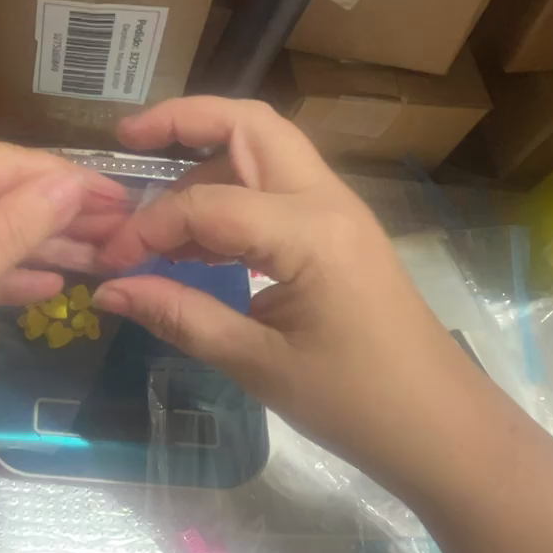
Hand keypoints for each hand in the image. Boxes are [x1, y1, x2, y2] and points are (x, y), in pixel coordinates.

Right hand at [92, 97, 512, 497]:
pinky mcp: (338, 231)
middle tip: (128, 140)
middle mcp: (326, 201)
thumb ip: (179, 315)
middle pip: (249, 124)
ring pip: (265, 147)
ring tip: (154, 201)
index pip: (205, 204)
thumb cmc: (357, 404)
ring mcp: (337, 211)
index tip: (108, 262)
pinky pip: (275, 188)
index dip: (146, 228)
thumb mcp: (257, 363)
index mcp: (309, 232)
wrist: (445, 432)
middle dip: (183, 121)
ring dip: (206, 158)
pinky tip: (196, 241)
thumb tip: (108, 291)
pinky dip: (229, 194)